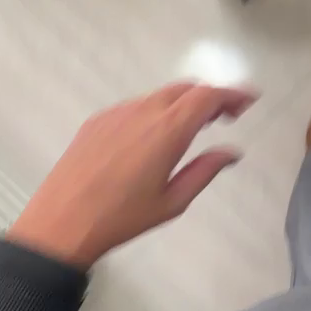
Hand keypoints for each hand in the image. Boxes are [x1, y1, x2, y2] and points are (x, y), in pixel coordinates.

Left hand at [6, 83, 258, 267]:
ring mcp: (117, 112)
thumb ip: (205, 171)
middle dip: (210, 97)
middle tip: (226, 118)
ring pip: (160, 96)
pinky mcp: (98, 120)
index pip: (207, 97)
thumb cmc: (123, 217)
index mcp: (167, 131)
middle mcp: (143, 112)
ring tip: (192, 130)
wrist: (61, 222)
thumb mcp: (173, 201)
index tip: (249, 100)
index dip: (233, 93)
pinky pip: (136, 106)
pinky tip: (154, 139)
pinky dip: (156, 112)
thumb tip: (231, 152)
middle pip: (185, 89)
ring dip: (182, 104)